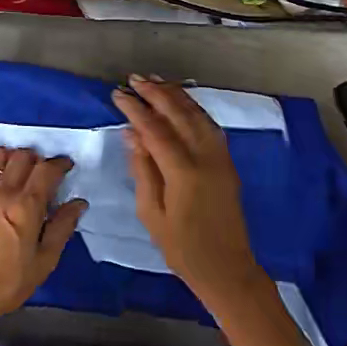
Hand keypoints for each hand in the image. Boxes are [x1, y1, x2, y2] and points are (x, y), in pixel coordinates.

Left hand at [0, 147, 87, 327]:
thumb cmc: (11, 280)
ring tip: (24, 174)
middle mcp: (4, 191)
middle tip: (48, 175)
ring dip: (16, 158)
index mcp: (26, 206)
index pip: (47, 169)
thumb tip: (78, 203)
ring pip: (1, 154)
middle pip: (24, 155)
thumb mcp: (46, 259)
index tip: (68, 168)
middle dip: (40, 160)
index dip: (61, 164)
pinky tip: (3, 182)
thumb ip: (63, 226)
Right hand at [114, 76, 268, 307]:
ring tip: (155, 81)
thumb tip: (132, 133)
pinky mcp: (227, 160)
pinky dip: (193, 108)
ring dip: (176, 95)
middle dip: (156, 93)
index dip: (136, 108)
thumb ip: (143, 170)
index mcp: (184, 171)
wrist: (227, 266)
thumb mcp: (152, 213)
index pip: (156, 129)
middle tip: (135, 79)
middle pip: (179, 113)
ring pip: (197, 114)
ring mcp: (220, 156)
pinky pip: (209, 124)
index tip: (118, 93)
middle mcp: (206, 156)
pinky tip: (181, 102)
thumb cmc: (182, 248)